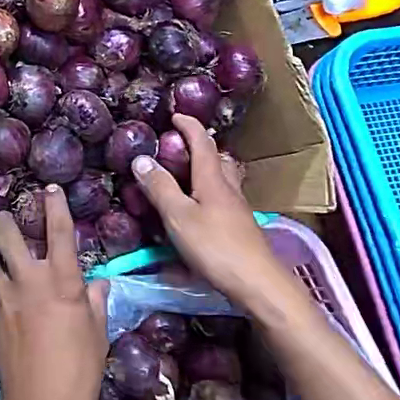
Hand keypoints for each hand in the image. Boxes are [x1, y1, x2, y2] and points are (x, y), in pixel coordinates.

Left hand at [0, 185, 109, 399]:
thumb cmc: (80, 370)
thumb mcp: (97, 334)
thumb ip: (96, 302)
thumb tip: (98, 282)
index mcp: (63, 282)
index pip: (59, 232)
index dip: (55, 206)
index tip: (50, 189)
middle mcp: (30, 283)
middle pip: (9, 238)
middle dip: (3, 221)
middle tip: (2, 215)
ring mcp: (6, 300)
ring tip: (4, 268)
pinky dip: (0, 294)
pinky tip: (10, 307)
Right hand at [130, 114, 296, 315]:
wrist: (257, 283)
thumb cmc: (215, 246)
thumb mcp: (178, 216)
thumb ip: (160, 188)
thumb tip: (142, 159)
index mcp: (213, 179)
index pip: (202, 143)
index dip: (189, 127)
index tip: (175, 116)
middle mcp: (229, 189)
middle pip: (219, 159)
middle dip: (202, 147)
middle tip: (181, 147)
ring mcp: (238, 210)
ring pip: (224, 180)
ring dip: (208, 171)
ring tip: (187, 175)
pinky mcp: (240, 228)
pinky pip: (223, 200)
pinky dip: (209, 194)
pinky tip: (199, 209)